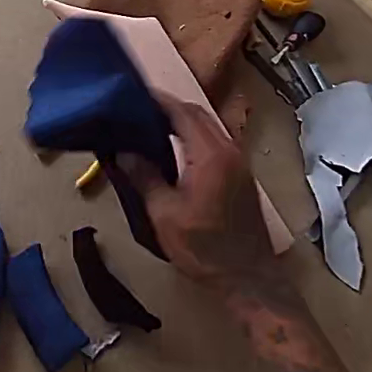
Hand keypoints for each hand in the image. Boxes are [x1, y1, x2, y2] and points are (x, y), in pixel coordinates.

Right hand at [112, 92, 278, 294]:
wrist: (246, 278)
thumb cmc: (203, 248)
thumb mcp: (163, 214)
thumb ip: (144, 177)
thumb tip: (124, 152)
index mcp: (210, 156)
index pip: (183, 113)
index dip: (158, 101)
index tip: (134, 94)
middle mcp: (229, 151)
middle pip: (197, 114)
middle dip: (168, 107)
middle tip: (137, 108)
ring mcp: (239, 162)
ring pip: (208, 127)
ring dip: (181, 121)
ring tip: (150, 125)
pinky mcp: (240, 175)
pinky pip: (214, 141)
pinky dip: (192, 135)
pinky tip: (172, 148)